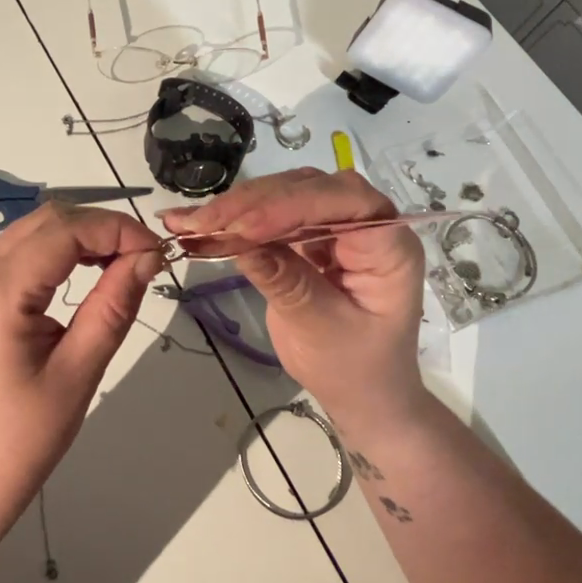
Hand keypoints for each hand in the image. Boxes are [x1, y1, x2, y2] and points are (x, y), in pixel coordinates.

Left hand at [0, 203, 162, 550]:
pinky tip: (89, 271)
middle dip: (101, 228)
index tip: (157, 252)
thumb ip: (114, 305)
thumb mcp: (79, 372)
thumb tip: (148, 256)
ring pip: (34, 229)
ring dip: (82, 235)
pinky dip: (59, 250)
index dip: (116, 229)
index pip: (65, 231)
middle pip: (48, 220)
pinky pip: (21, 250)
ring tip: (124, 263)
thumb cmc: (24, 437)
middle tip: (146, 258)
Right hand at [161, 168, 428, 430]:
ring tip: (192, 223)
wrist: (361, 393)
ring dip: (237, 207)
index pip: (348, 201)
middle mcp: (365, 224)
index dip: (296, 204)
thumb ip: (287, 284)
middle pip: (310, 189)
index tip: (246, 226)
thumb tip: (240, 244)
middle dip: (255, 203)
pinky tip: (198, 225)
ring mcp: (334, 226)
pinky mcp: (307, 235)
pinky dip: (234, 221)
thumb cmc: (355, 369)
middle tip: (205, 223)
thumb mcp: (321, 332)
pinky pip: (269, 216)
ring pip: (284, 195)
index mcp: (389, 247)